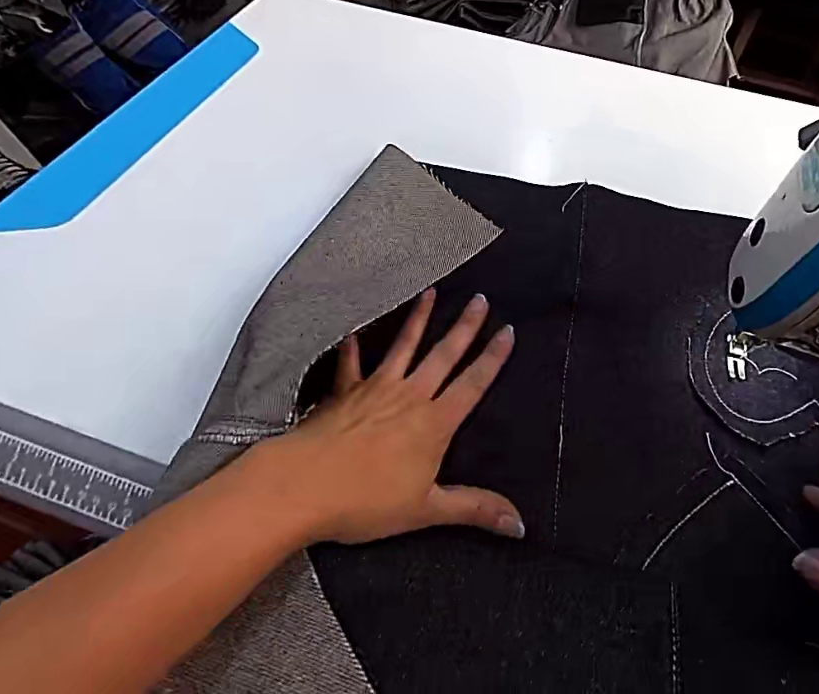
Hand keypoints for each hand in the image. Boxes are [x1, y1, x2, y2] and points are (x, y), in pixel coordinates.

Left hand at [233, 288, 522, 546]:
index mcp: (434, 423)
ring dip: (420, 319)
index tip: (507, 330)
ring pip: (405, 347)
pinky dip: (353, 348)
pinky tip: (353, 332)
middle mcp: (410, 397)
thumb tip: (518, 524)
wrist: (300, 489)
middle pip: (445, 354)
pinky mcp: (345, 394)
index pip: (473, 383)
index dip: (493, 357)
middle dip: (466, 326)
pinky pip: (352, 365)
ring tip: (432, 294)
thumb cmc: (362, 501)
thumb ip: (474, 509)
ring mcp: (376, 390)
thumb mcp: (426, 509)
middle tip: (480, 299)